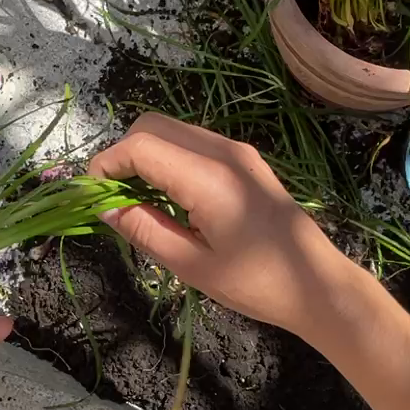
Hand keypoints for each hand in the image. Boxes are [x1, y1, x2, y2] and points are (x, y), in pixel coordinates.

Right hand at [89, 112, 353, 335]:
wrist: (316, 283)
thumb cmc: (256, 283)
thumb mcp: (192, 266)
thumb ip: (144, 230)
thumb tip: (105, 207)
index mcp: (209, 178)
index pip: (140, 146)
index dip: (106, 165)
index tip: (93, 196)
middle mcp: (223, 152)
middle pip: (152, 125)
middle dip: (122, 155)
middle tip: (114, 198)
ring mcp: (237, 151)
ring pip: (172, 130)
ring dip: (145, 155)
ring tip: (139, 201)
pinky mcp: (244, 159)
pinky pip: (192, 143)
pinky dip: (168, 158)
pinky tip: (169, 197)